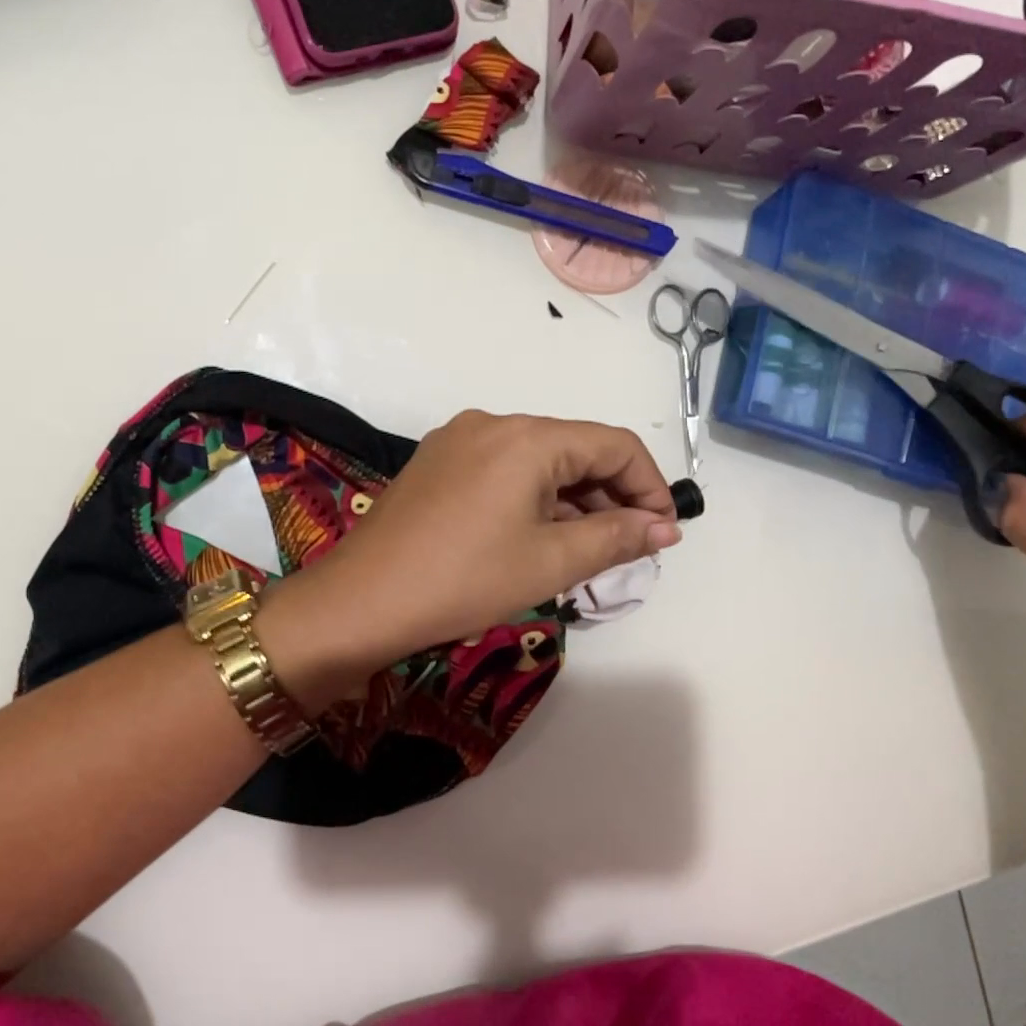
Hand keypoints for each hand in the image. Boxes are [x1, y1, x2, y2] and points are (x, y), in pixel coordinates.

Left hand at [264, 412, 680, 703]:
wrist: (360, 601)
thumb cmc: (463, 580)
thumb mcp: (549, 562)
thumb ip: (615, 537)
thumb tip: (664, 526)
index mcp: (526, 437)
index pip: (613, 444)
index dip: (650, 485)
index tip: (663, 533)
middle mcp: (492, 424)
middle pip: (574, 449)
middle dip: (610, 496)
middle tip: (628, 550)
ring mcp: (457, 441)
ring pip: (537, 462)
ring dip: (571, 500)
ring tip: (585, 552)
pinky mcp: (435, 464)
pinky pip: (502, 471)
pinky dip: (532, 499)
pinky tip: (535, 539)